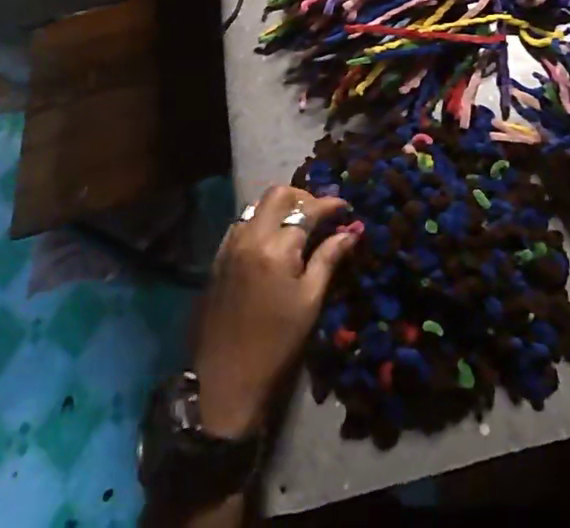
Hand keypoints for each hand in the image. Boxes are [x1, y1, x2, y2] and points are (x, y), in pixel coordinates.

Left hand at [192, 185, 361, 438]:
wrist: (227, 376)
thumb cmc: (277, 342)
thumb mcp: (310, 300)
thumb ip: (329, 259)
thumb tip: (351, 231)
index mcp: (276, 248)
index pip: (307, 210)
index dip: (329, 205)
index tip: (346, 208)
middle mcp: (250, 237)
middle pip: (277, 194)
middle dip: (303, 197)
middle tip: (321, 214)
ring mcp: (230, 244)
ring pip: (256, 204)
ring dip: (280, 206)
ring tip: (300, 224)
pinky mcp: (219, 256)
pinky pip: (242, 222)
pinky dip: (261, 220)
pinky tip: (274, 239)